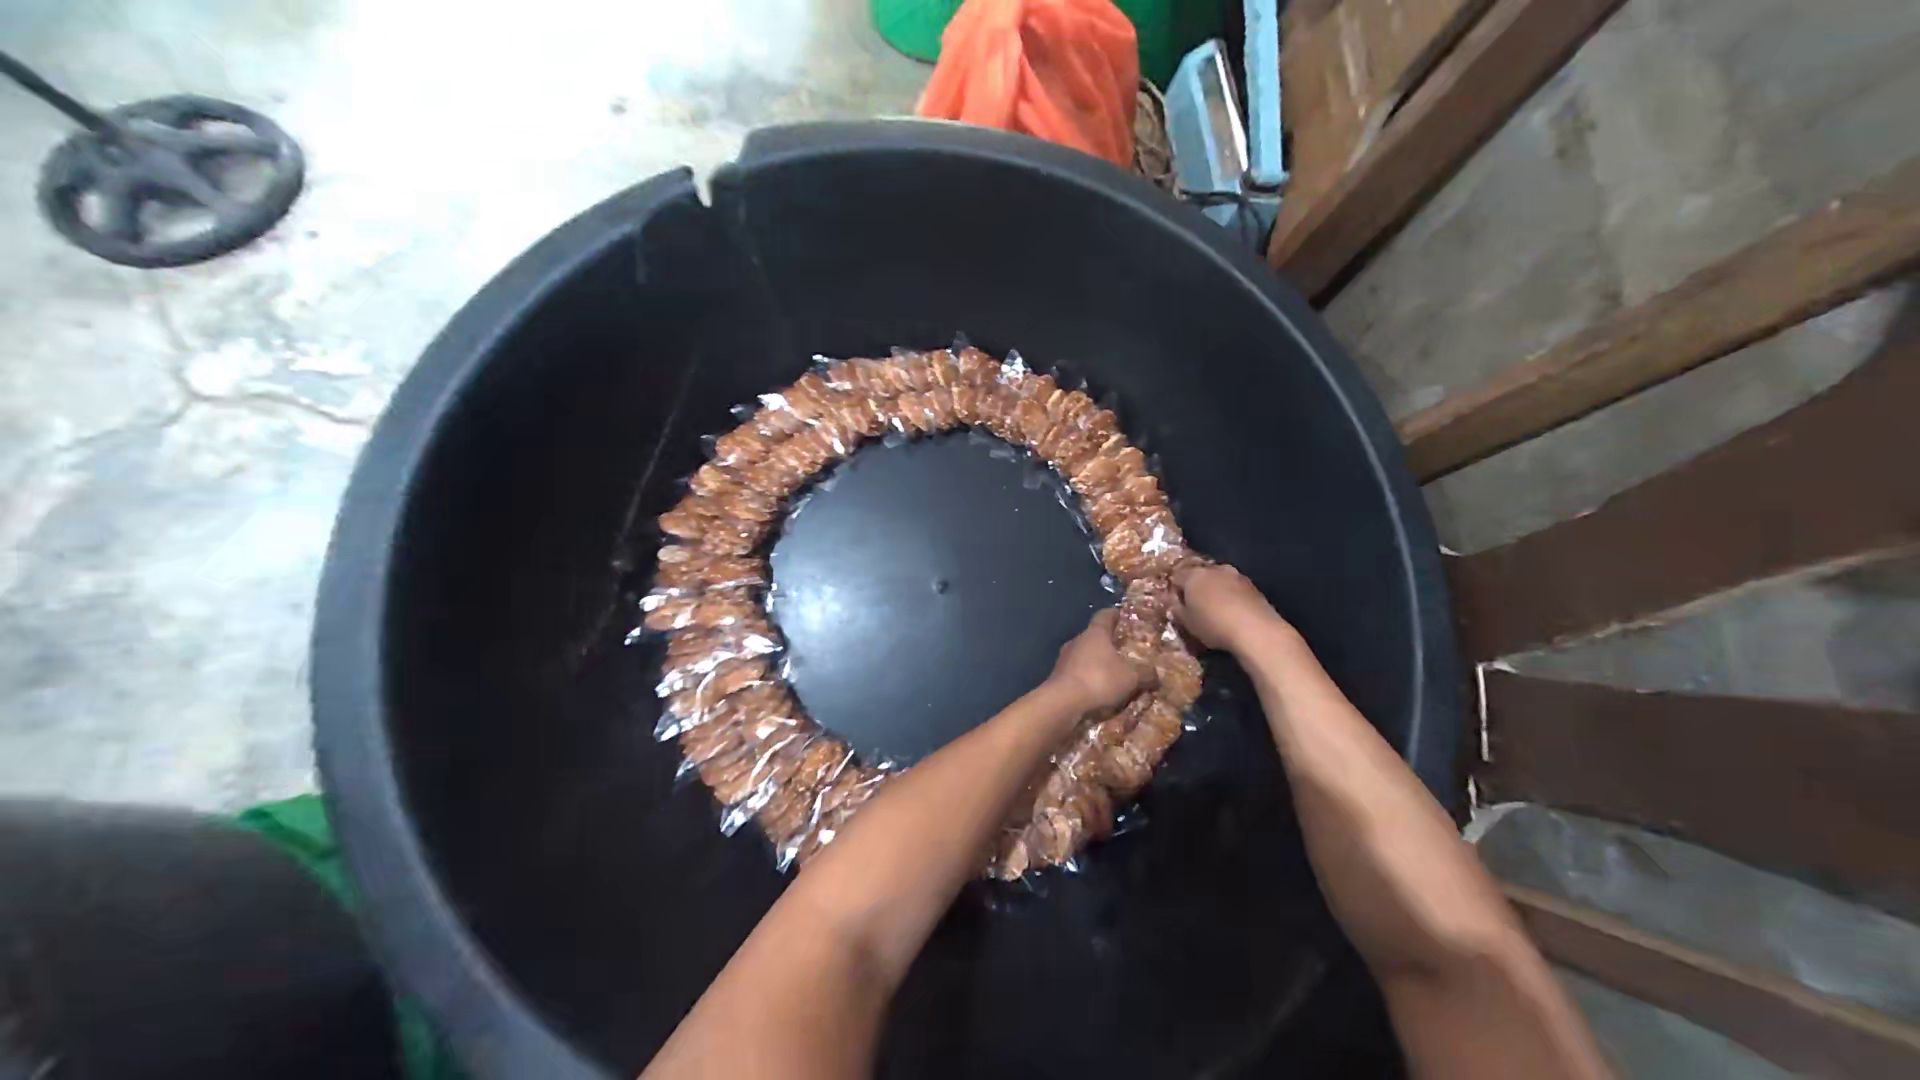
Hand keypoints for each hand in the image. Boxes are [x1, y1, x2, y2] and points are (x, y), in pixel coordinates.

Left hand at [1047, 609, 1147, 711]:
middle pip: (1093, 636)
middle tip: (1122, 650)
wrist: (1062, 702)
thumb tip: (1155, 673)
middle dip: (1107, 643)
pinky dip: (1086, 677)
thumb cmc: (1099, 680)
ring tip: (1110, 673)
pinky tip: (1095, 689)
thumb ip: (1145, 674)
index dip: (1113, 615)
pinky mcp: (1057, 676)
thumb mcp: (1131, 678)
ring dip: (1095, 662)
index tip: (1121, 616)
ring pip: (1083, 655)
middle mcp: (1077, 641)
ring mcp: (1064, 658)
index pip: (1104, 616)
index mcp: (1095, 633)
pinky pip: (1076, 672)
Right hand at [1171, 563, 1290, 651]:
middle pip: (1199, 574)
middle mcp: (1213, 569)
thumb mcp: (1187, 622)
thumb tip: (1172, 601)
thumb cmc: (1214, 625)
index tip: (1177, 604)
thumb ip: (1176, 609)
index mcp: (1193, 575)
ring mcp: (1235, 575)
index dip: (1174, 589)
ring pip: (1218, 578)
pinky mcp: (1252, 585)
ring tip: (1215, 607)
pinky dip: (1230, 594)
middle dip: (1195, 586)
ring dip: (1214, 588)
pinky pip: (1233, 586)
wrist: (1256, 630)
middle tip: (1195, 604)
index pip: (1176, 576)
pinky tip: (1232, 609)